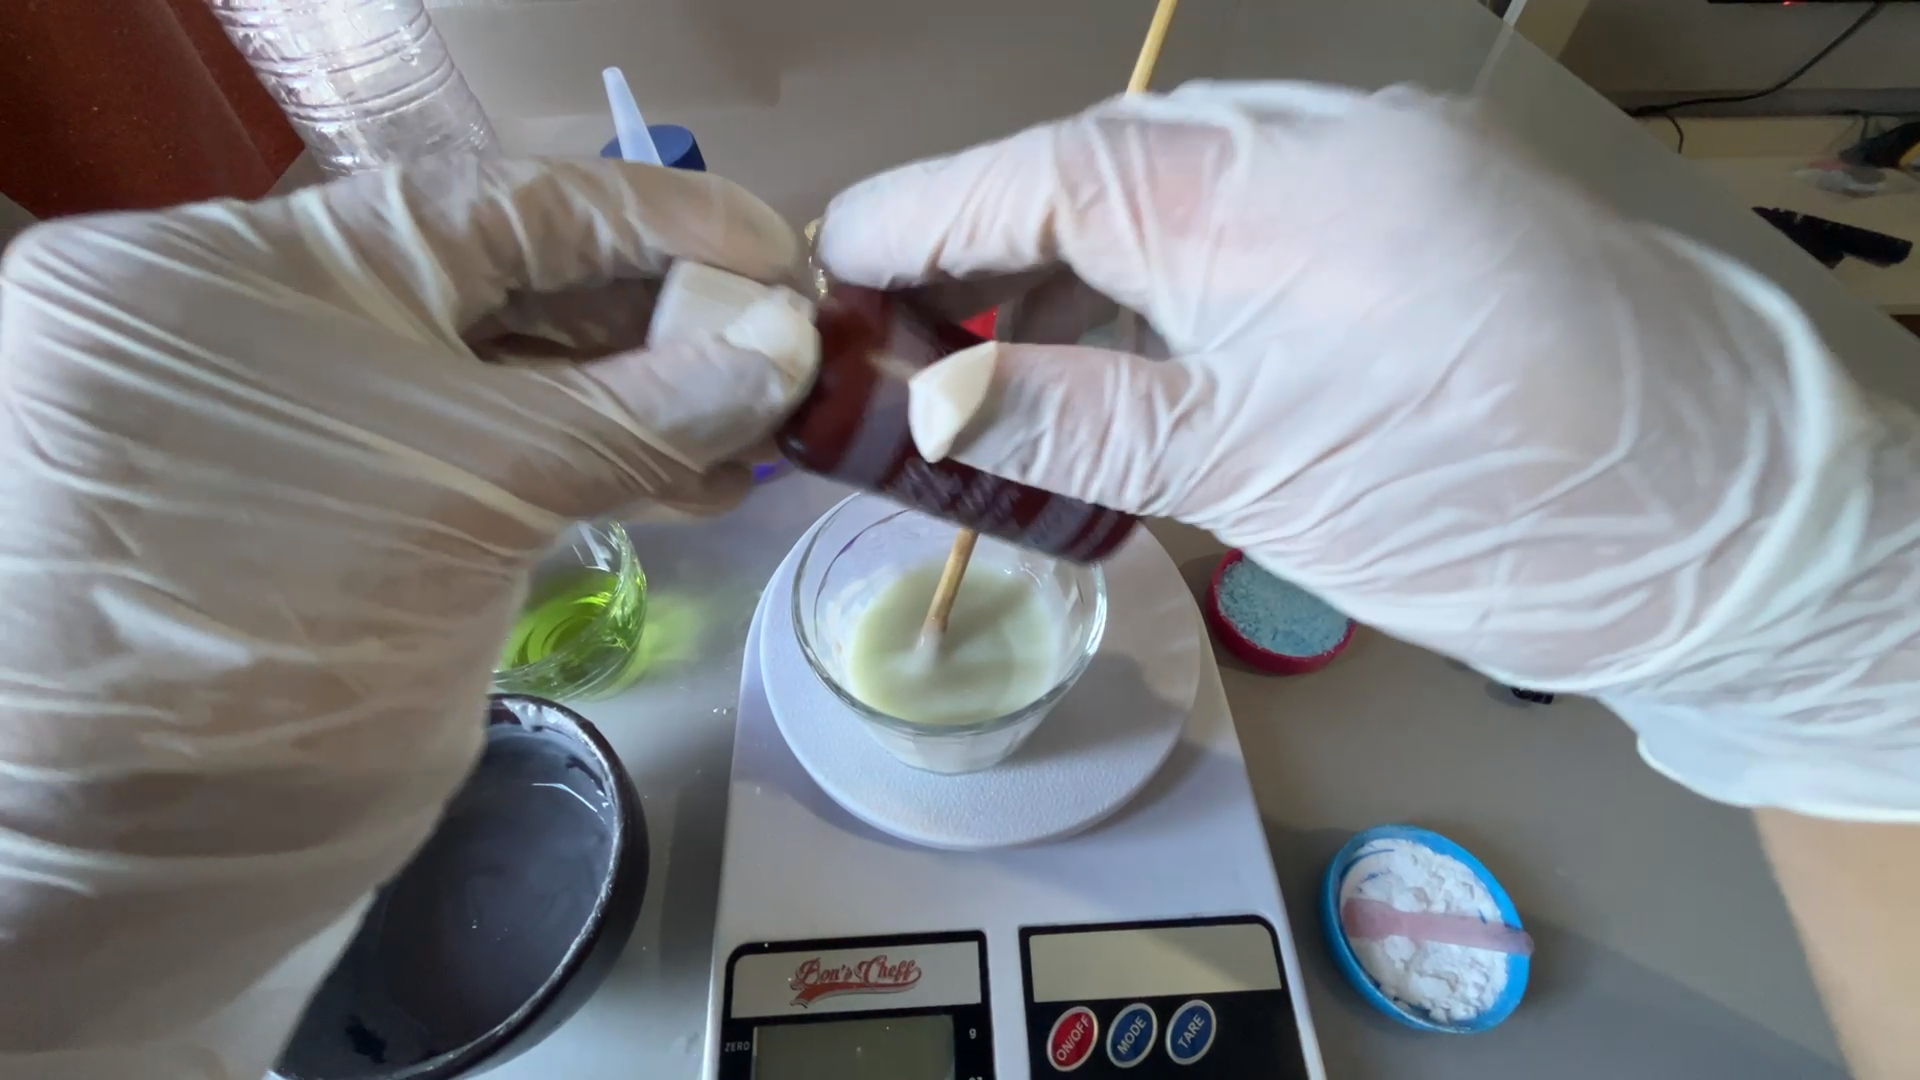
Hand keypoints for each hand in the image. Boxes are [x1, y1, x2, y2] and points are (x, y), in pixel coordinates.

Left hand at [0, 156, 812, 1074]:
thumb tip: (786, 353)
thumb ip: (638, 413)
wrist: (176, 835)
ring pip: (566, 381)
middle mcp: (327, 325)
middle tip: (790, 332)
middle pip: (545, 290)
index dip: (654, 216)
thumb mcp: (466, 483)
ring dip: (678, 398)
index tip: (774, 244)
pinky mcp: (437, 504)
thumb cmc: (268, 625)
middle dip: (677, 311)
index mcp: (278, 269)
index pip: (504, 206)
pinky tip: (720, 479)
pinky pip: (563, 456)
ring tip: (772, 412)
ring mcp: (388, 422)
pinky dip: (646, 463)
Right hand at [819, 82, 1919, 820]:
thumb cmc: (1483, 506)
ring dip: (1046, 291)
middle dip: (967, 254)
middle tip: (884, 330)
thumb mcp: (1250, 471)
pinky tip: (1086, 366)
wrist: (1724, 537)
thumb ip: (1078, 423)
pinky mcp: (1371, 235)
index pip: (1041, 179)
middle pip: (1079, 183)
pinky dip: (1126, 307)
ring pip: (1141, 218)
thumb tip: (933, 399)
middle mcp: (1301, 152)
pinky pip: (1205, 248)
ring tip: (967, 365)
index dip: (919, 217)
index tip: (826, 257)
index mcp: (1267, 190)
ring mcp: (1343, 185)